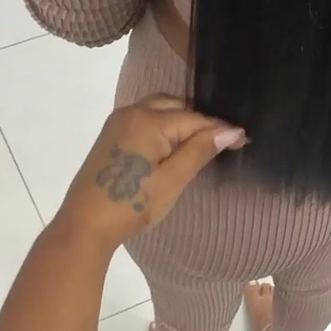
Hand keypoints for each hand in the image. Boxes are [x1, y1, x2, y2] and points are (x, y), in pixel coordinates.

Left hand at [54, 95, 244, 246]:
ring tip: (201, 143)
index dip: (220, 129)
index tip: (244, 140)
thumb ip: (199, 151)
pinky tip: (174, 145)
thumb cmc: (132, 205)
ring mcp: (118, 122)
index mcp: (149, 121)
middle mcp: (132, 112)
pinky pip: (145, 119)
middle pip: (176, 106)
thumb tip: (230, 131)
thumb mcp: (172, 181)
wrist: (85, 224)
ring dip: (181, 121)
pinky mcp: (111, 135)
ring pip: (159, 109)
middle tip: (223, 142)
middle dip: (200, 121)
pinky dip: (164, 126)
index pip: (195, 119)